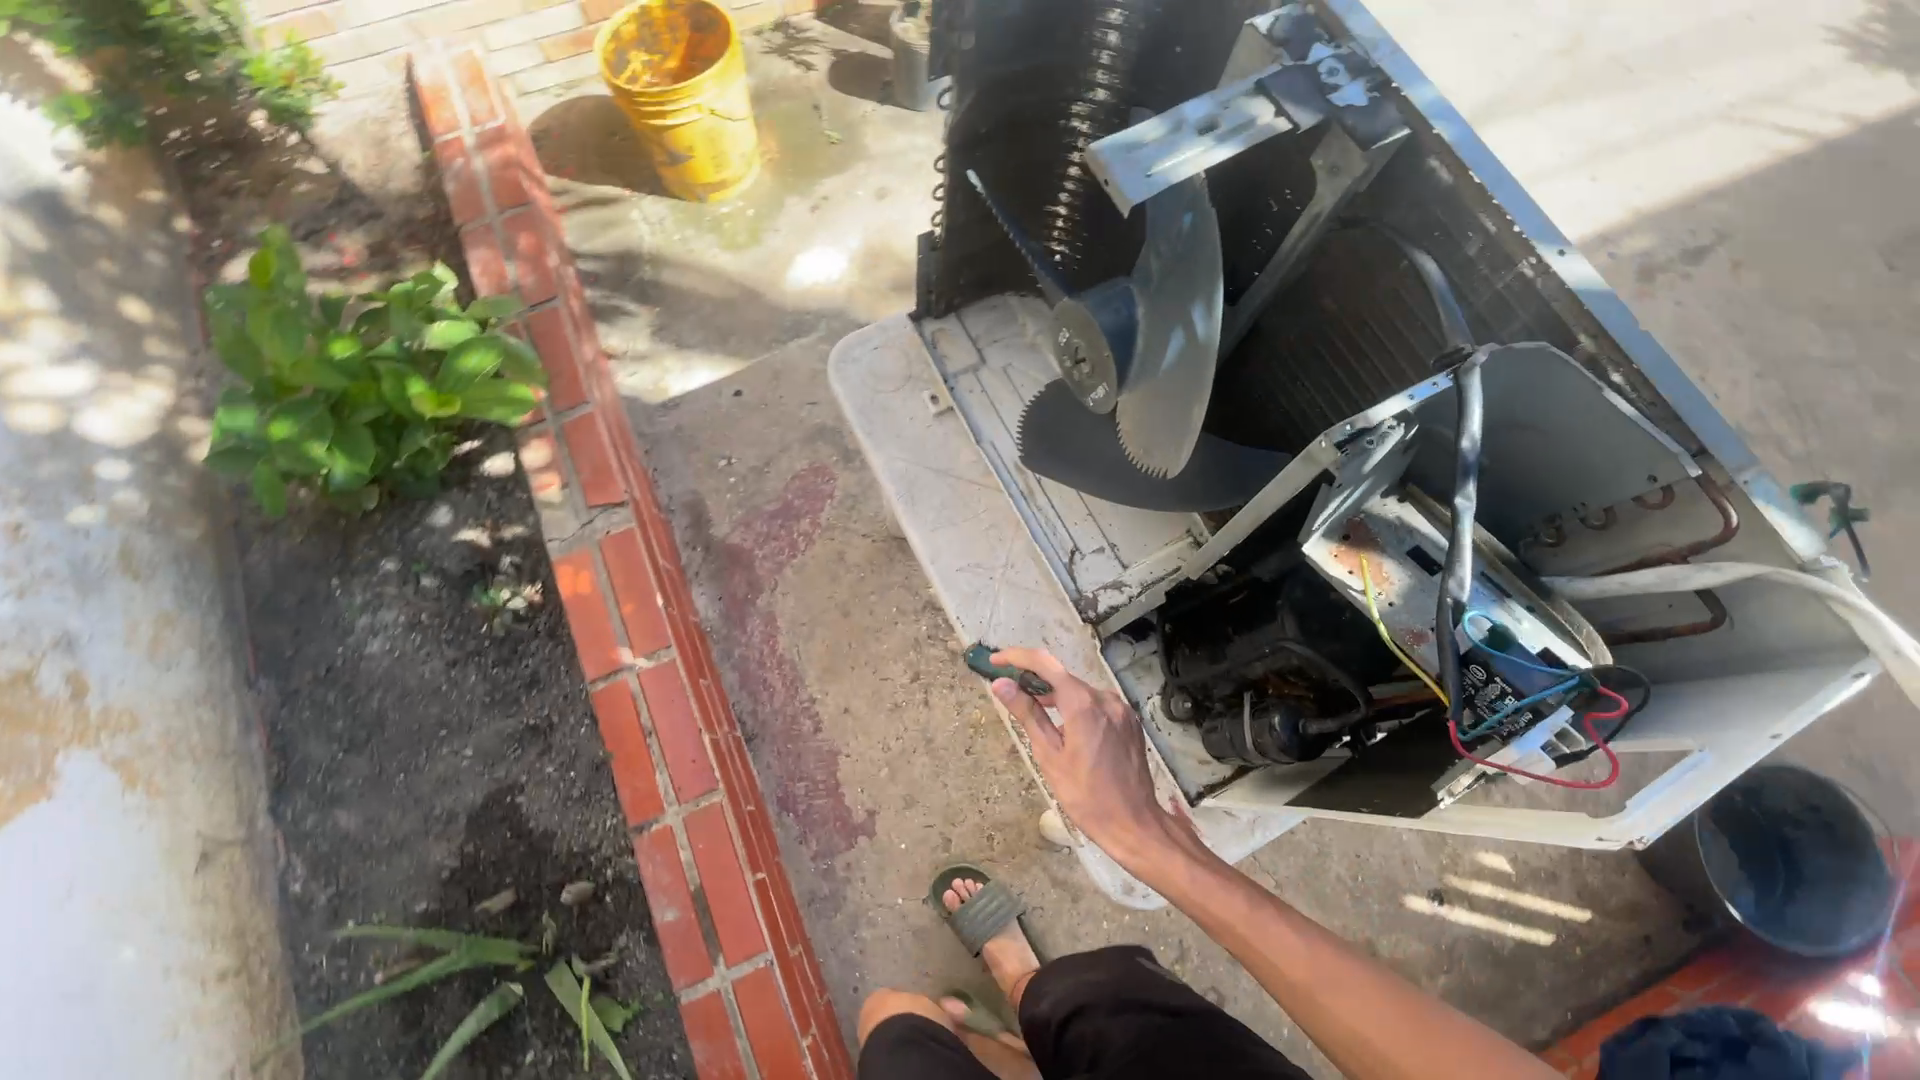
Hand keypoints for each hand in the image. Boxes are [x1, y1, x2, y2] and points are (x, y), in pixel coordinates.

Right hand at [989, 647, 1191, 864]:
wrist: (1134, 823)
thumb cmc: (1085, 795)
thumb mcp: (1049, 755)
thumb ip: (1027, 714)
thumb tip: (1001, 684)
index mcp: (1083, 704)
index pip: (1044, 664)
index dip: (1016, 657)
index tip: (995, 660)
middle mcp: (1106, 698)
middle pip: (1063, 677)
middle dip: (1034, 680)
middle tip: (1009, 690)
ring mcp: (1121, 709)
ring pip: (1081, 692)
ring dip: (1056, 696)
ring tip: (1034, 712)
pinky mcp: (1130, 722)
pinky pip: (1098, 705)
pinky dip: (1077, 708)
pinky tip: (1066, 729)